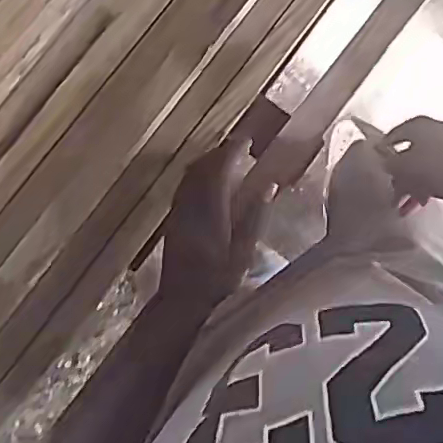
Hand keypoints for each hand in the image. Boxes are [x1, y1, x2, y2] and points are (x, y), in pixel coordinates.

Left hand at [160, 140, 273, 307]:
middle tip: (239, 145)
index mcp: (211, 212)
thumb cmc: (218, 281)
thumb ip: (255, 217)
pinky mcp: (173, 219)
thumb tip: (268, 186)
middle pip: (201, 167)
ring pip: (190, 174)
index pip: (219, 171)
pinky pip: (184, 185)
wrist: (181, 301)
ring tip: (226, 157)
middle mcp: (191, 206)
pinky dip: (198, 173)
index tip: (247, 141)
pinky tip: (209, 179)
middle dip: (219, 151)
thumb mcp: (244, 252)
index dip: (232, 152)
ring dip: (207, 160)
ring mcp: (179, 211)